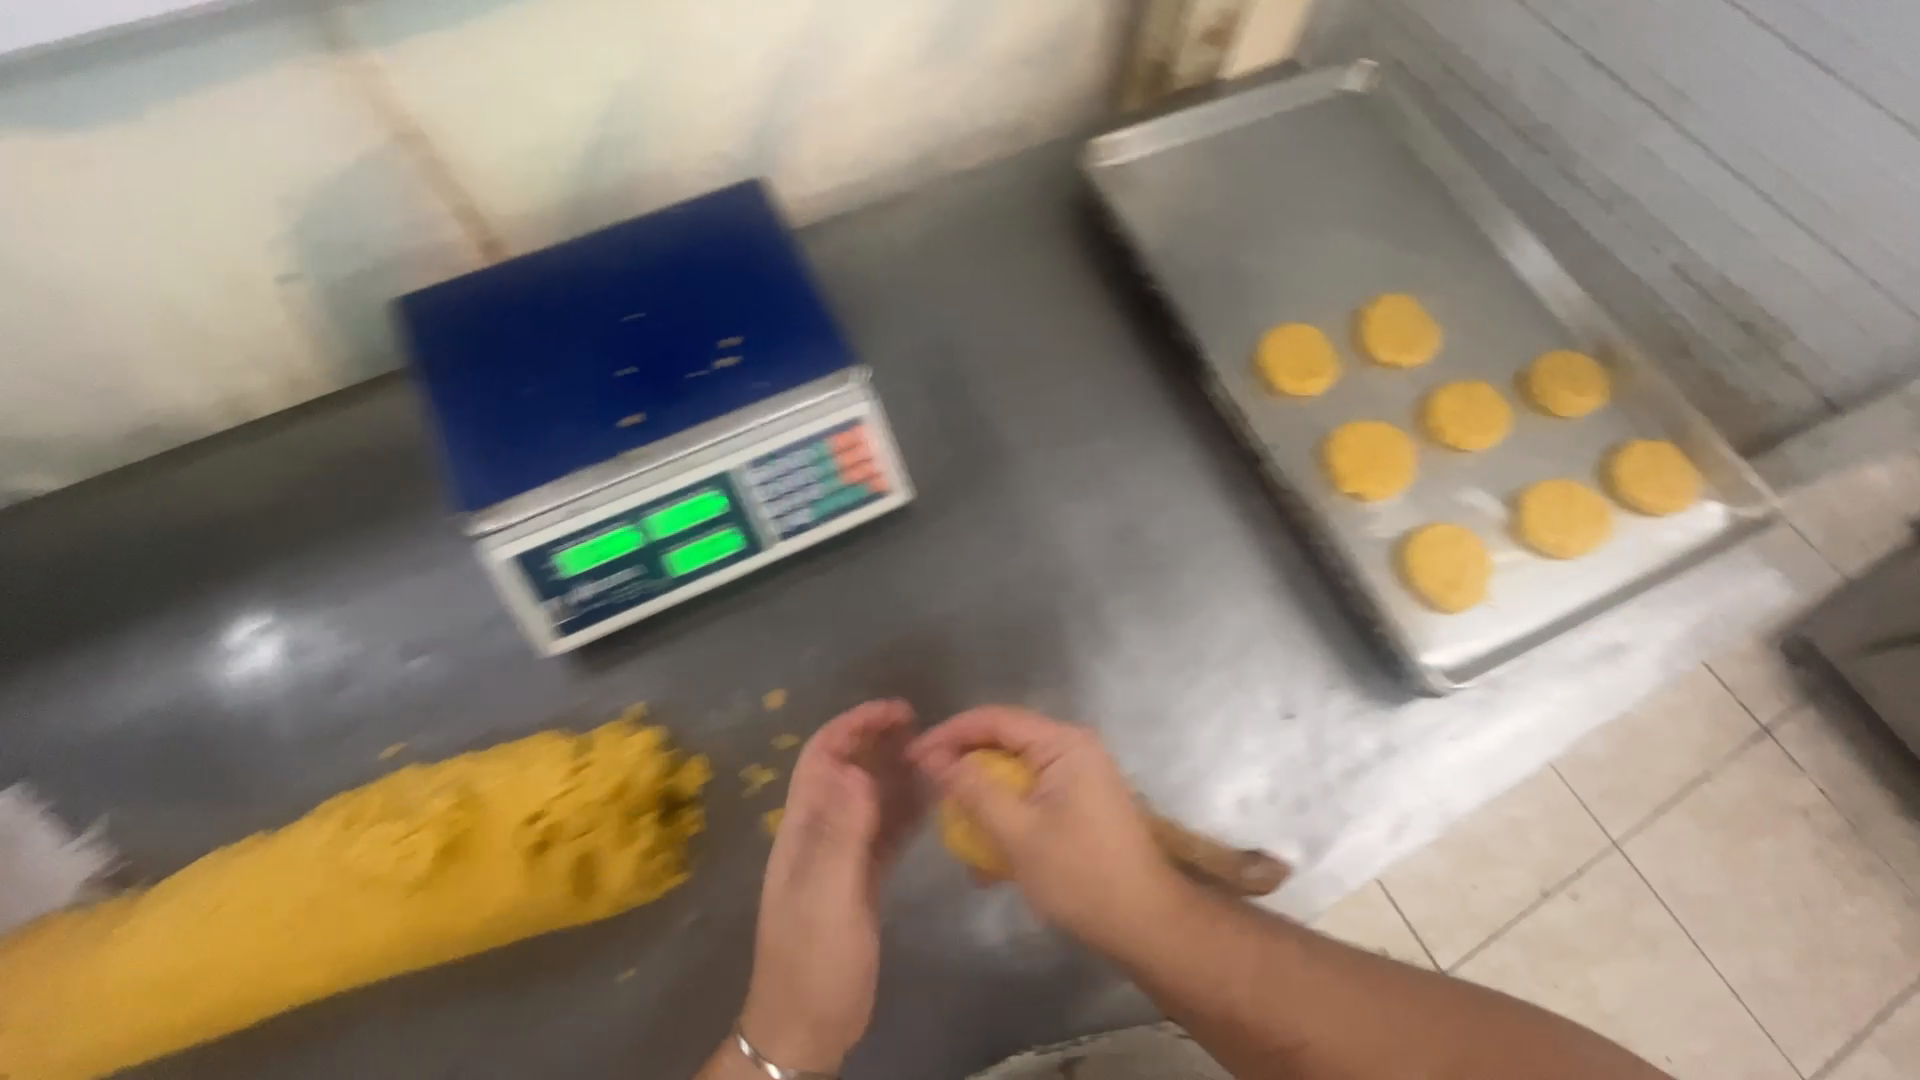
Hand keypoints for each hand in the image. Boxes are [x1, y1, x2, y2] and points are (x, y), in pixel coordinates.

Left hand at [739, 699, 919, 1074]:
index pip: (823, 757)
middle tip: (925, 728)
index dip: (854, 726)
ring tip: (935, 757)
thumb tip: (856, 769)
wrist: (806, 1028)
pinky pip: (885, 831)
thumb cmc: (813, 963)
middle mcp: (820, 833)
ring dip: (897, 772)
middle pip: (848, 769)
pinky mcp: (861, 879)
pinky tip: (932, 802)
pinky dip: (906, 810)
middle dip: (879, 741)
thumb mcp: (828, 898)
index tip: (897, 711)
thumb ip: (842, 834)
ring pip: (870, 797)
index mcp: (803, 829)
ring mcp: (840, 856)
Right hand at [909, 706, 1184, 952]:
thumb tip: (932, 757)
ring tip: (953, 832)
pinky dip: (1006, 822)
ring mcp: (1078, 779)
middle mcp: (1073, 750)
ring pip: (1013, 776)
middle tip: (927, 792)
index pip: (994, 719)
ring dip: (982, 803)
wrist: (1146, 925)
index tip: (912, 758)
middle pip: (1003, 745)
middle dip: (964, 770)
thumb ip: (973, 790)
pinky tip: (986, 864)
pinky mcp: (1079, 807)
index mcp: (1064, 744)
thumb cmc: (1081, 876)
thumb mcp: (1017, 833)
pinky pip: (1030, 801)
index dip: (949, 734)